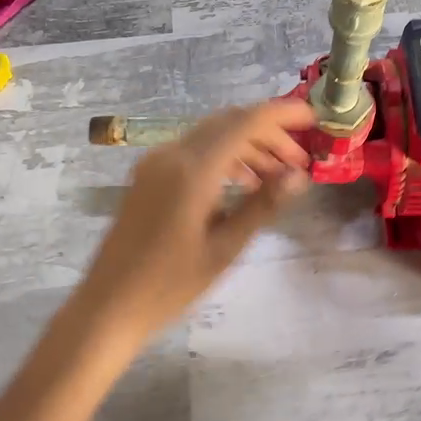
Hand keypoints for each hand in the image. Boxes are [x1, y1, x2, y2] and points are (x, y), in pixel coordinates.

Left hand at [75, 100, 313, 340]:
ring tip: (278, 175)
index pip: (246, 122)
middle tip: (299, 160)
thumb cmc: (169, 285)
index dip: (282, 114)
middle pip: (229, 122)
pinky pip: (194, 149)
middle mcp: (172, 153)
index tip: (313, 119)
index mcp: (192, 169)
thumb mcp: (224, 248)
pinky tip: (243, 182)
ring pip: (212, 134)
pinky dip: (223, 155)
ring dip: (247, 144)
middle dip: (268, 133)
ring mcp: (156, 161)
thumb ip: (262, 205)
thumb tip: (299, 175)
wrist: (107, 306)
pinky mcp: (148, 174)